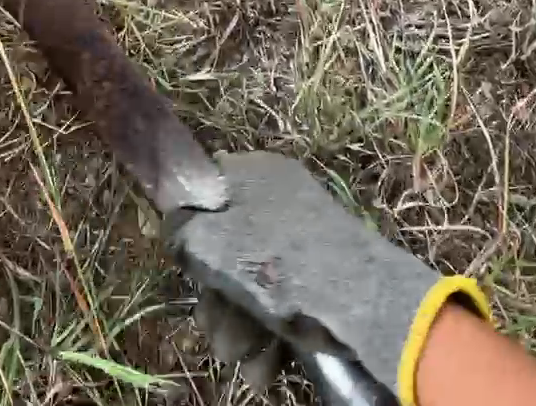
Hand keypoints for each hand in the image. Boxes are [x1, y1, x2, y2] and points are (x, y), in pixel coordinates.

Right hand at [169, 152, 490, 404]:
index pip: (204, 188)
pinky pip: (281, 294)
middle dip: (215, 296)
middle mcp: (275, 194)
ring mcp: (301, 232)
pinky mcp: (322, 269)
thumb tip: (174, 225)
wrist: (360, 300)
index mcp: (250, 171)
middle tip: (214, 331)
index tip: (187, 266)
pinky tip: (266, 364)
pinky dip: (269, 329)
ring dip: (238, 323)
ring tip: (242, 356)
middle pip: (225, 241)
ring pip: (251, 277)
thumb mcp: (209, 242)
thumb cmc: (275, 262)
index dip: (187, 227)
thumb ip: (181, 229)